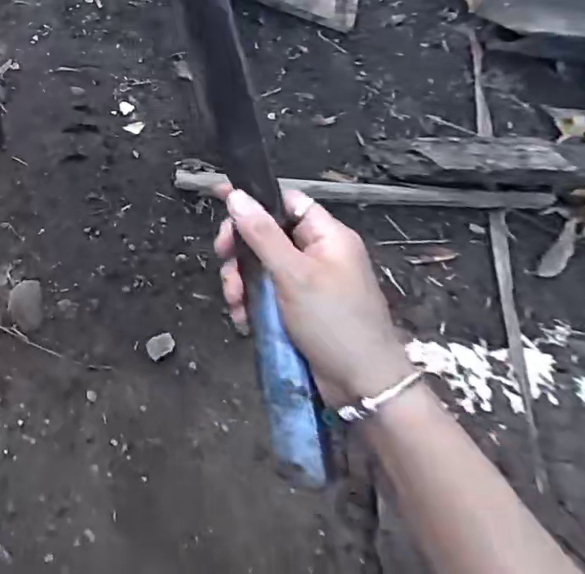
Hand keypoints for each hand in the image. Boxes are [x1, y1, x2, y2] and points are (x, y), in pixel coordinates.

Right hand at [214, 187, 413, 406]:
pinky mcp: (297, 307)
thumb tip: (235, 195)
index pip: (285, 201)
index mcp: (326, 236)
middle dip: (240, 249)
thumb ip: (262, 233)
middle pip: (265, 233)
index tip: (219, 199)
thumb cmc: (334, 323)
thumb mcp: (293, 274)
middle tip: (223, 260)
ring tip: (235, 301)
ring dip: (240, 280)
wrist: (365, 389)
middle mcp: (317, 253)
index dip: (253, 199)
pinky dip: (249, 302)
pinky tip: (244, 318)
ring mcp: (306, 281)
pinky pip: (264, 292)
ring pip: (259, 264)